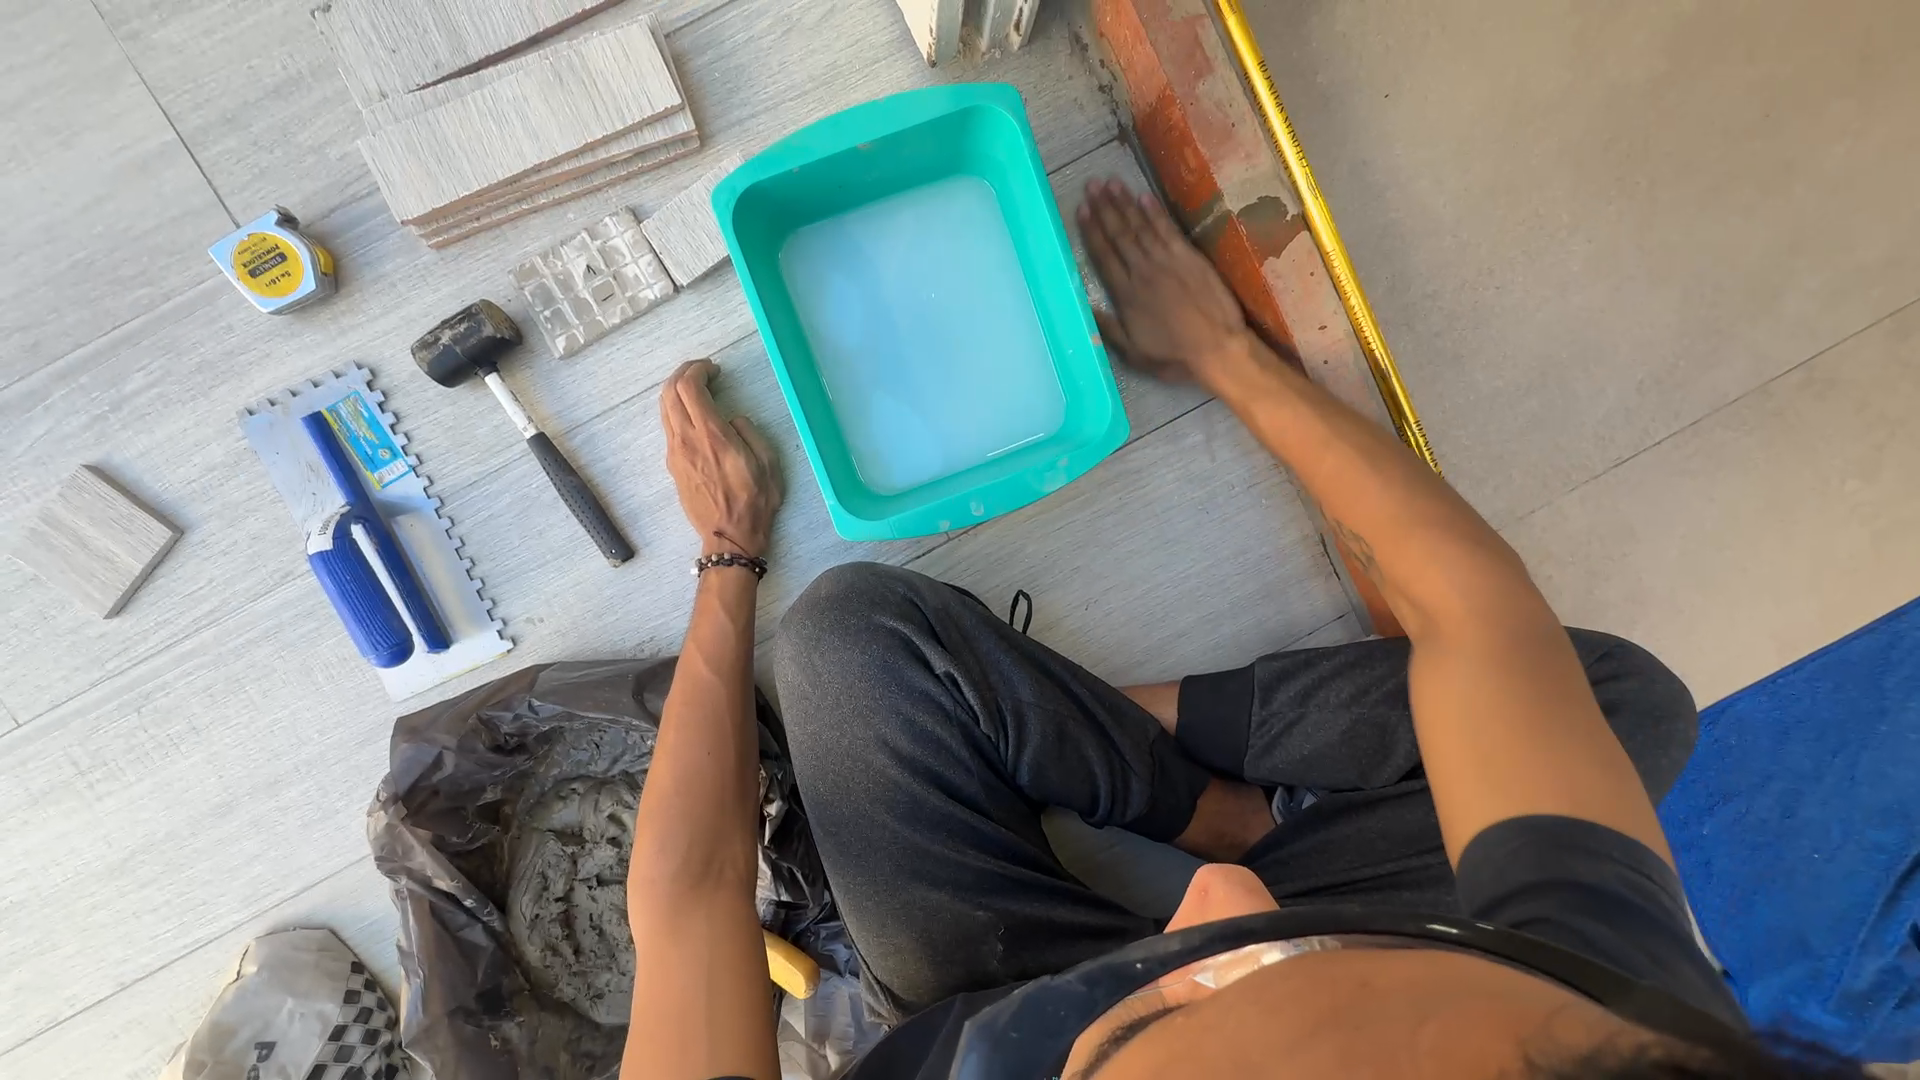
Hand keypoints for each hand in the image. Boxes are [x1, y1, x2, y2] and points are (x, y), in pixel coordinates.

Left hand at [660, 359, 781, 557]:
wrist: (729, 537)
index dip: (698, 370)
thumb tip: (733, 420)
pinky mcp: (673, 465)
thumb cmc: (755, 503)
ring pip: (664, 409)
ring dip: (677, 392)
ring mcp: (675, 453)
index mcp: (712, 436)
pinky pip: (669, 427)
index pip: (690, 388)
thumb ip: (751, 433)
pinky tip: (695, 417)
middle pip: (669, 392)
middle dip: (683, 374)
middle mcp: (686, 440)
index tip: (713, 369)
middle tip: (702, 372)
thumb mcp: (768, 465)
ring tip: (697, 391)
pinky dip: (677, 411)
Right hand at [1079, 179, 1261, 391]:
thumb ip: (1109, 329)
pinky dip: (1155, 211)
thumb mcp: (1133, 353)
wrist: (1217, 348)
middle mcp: (1143, 272)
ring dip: (1125, 203)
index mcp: (1126, 296)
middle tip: (1092, 185)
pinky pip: (1167, 229)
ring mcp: (1167, 261)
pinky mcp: (1189, 257)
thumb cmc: (1173, 356)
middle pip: (1120, 235)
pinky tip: (1143, 196)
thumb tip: (1087, 307)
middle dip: (1104, 208)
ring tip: (1111, 183)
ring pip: (1141, 226)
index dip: (1091, 232)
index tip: (1081, 210)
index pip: (1104, 257)